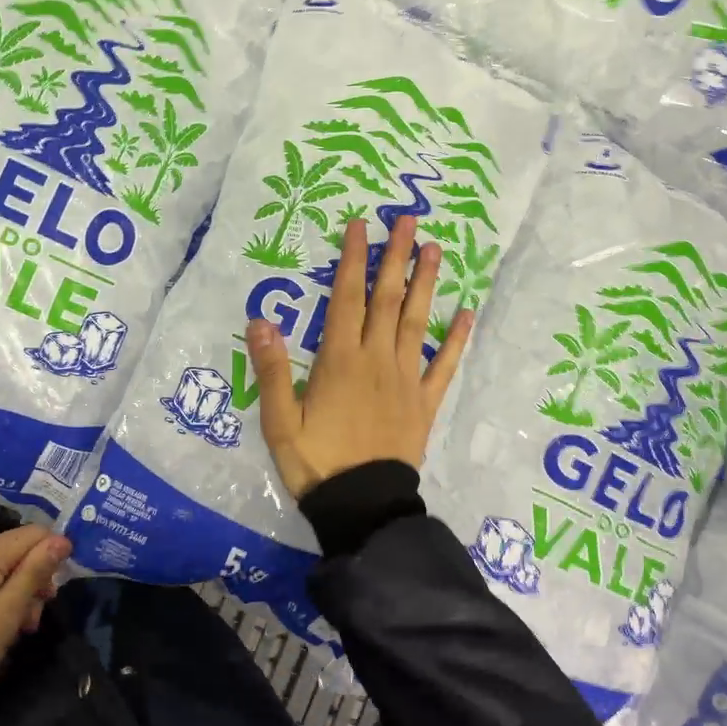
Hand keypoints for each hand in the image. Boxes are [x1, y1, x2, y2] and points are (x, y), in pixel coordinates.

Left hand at [0, 525, 69, 715]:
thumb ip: (33, 574)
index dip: (53, 556)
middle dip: (30, 580)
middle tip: (31, 622)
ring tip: (9, 630)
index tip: (53, 594)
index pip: (34, 533)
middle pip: (12, 550)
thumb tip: (61, 540)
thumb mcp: (5, 618)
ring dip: (9, 590)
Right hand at [248, 216, 474, 498]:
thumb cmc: (315, 463)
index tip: (360, 226)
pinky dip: (456, 339)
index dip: (353, 259)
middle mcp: (376, 360)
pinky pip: (444, 366)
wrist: (361, 505)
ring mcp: (405, 380)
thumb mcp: (278, 421)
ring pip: (416, 322)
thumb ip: (271, 369)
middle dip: (396, 257)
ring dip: (426, 284)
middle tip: (408, 220)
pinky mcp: (424, 404)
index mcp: (339, 361)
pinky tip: (466, 314)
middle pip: (387, 299)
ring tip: (434, 249)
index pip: (346, 298)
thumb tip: (260, 320)